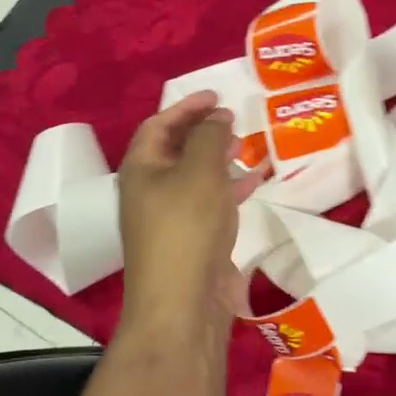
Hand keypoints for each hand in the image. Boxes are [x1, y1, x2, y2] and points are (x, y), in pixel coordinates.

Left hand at [117, 91, 259, 339]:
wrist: (184, 300)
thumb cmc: (187, 227)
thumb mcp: (201, 171)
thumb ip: (211, 137)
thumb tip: (218, 116)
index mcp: (142, 169)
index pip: (158, 126)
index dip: (185, 107)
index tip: (216, 95)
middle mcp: (150, 190)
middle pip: (175, 150)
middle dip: (204, 131)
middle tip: (234, 120)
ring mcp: (171, 217)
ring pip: (195, 176)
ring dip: (220, 158)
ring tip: (247, 147)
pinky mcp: (192, 239)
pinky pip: (211, 201)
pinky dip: (230, 187)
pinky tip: (254, 183)